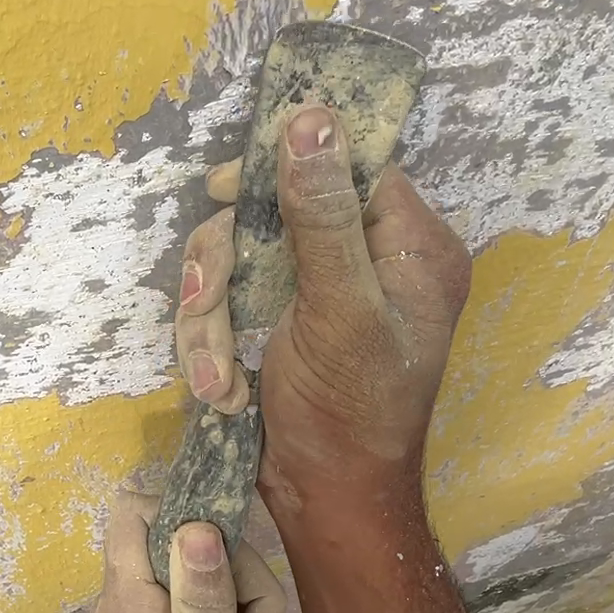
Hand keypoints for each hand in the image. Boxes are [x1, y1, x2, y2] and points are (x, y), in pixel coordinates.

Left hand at [73, 492, 285, 612]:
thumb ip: (201, 609)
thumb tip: (196, 526)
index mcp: (128, 609)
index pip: (136, 510)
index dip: (185, 513)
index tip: (230, 558)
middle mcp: (123, 603)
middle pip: (183, 539)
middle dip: (232, 579)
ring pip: (199, 571)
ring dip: (237, 611)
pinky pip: (195, 605)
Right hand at [175, 105, 471, 508]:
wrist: (320, 495)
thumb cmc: (349, 409)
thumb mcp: (341, 309)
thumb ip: (322, 215)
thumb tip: (310, 117)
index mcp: (405, 245)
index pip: (347, 166)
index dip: (285, 166)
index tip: (230, 188)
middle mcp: (359, 256)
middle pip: (270, 208)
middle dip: (227, 265)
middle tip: (207, 301)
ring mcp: (309, 286)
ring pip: (233, 254)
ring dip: (210, 316)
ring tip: (214, 372)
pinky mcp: (270, 314)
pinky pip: (221, 296)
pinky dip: (210, 340)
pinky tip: (219, 384)